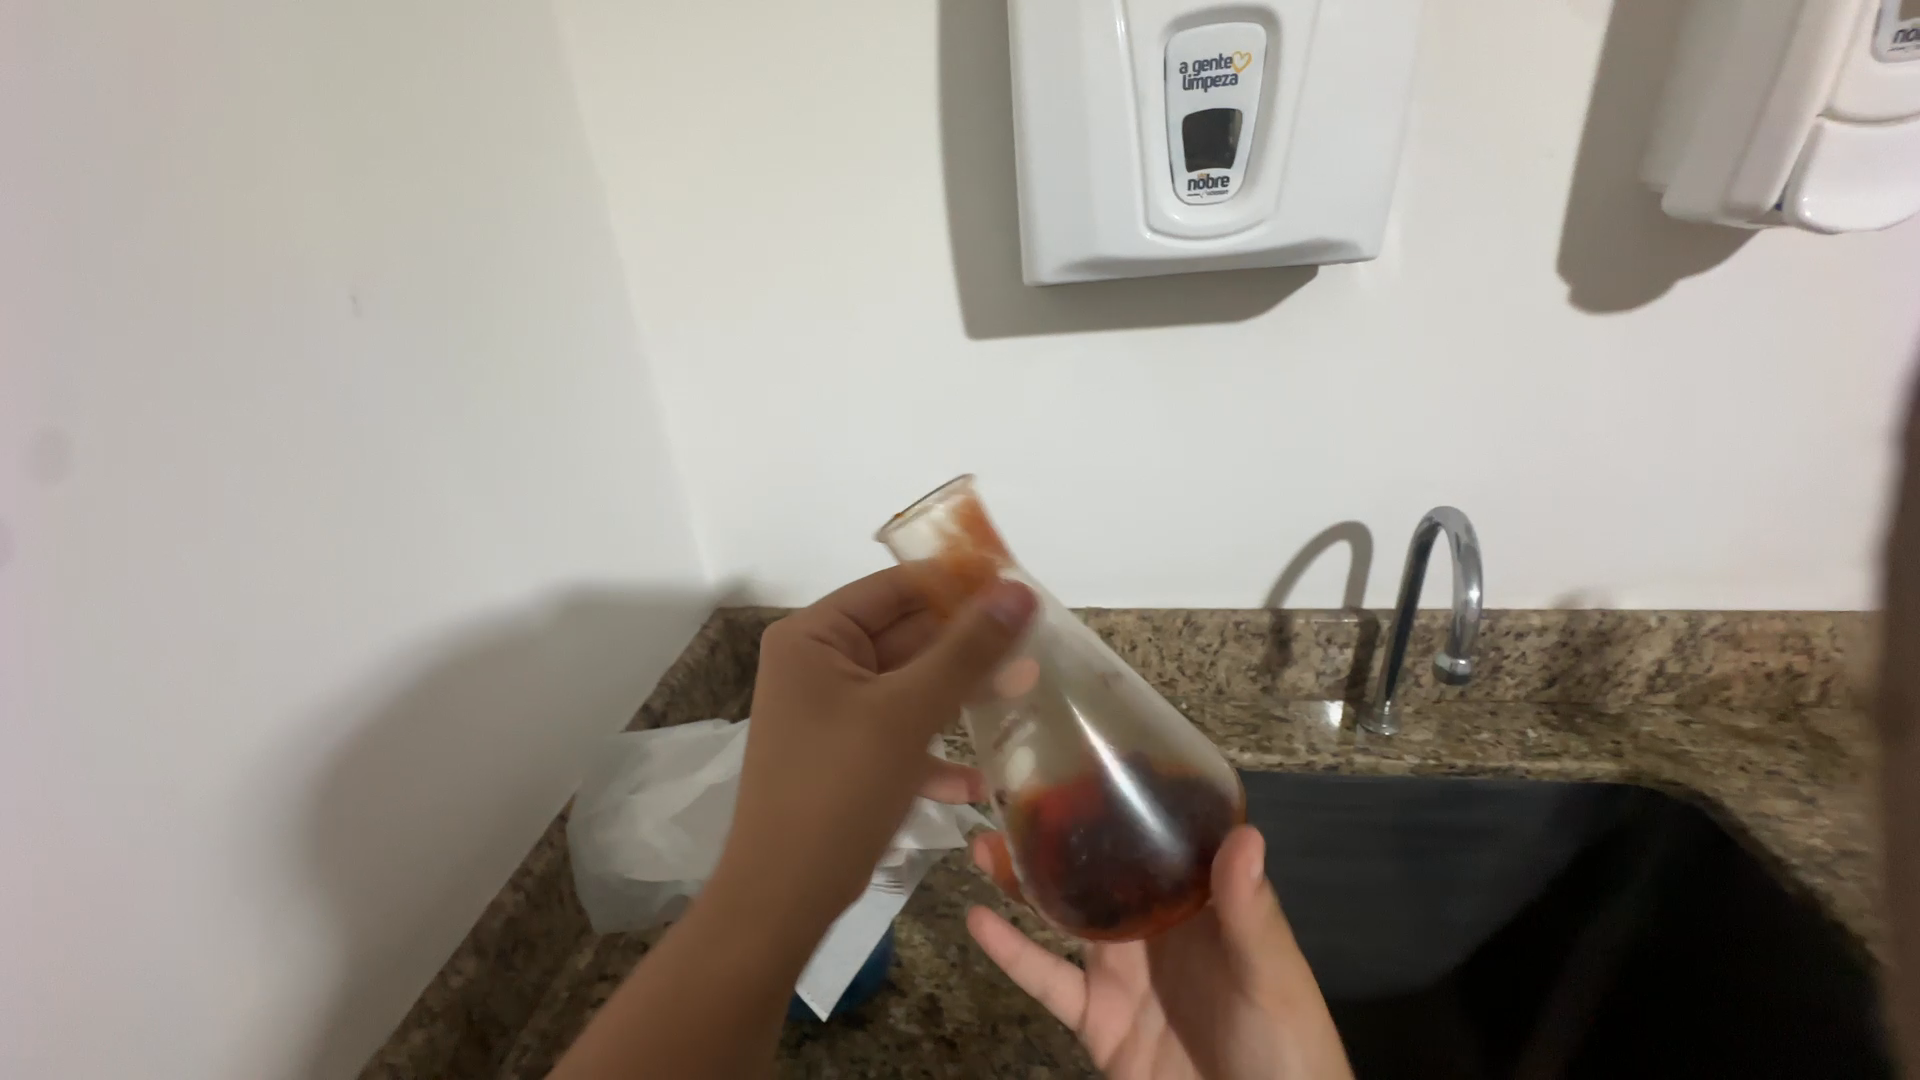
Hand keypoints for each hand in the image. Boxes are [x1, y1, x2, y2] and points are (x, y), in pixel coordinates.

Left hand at [713, 566, 1036, 929]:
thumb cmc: (839, 789)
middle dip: (967, 650)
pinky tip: (977, 780)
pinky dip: (934, 749)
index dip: (956, 585)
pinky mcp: (845, 755)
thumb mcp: (909, 712)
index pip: (896, 588)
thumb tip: (1017, 591)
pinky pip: (898, 733)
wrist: (783, 900)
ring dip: (960, 697)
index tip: (1017, 592)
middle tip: (1032, 650)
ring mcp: (830, 712)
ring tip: (1023, 698)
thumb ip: (966, 650)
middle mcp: (818, 664)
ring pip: (909, 687)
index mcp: (815, 636)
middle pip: (906, 637)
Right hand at [968, 826, 1352, 1079]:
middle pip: (1094, 869)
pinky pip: (1046, 979)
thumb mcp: (1272, 977)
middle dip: (1053, 834)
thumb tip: (1246, 832)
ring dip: (1020, 881)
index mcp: (1195, 902)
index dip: (1122, 796)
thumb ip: (1251, 913)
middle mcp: (1151, 927)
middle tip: (1009, 797)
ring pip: (1060, 914)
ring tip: (980, 844)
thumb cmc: (1284, 1047)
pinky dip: (1011, 952)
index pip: (1155, 835)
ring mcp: (1120, 972)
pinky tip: (976, 920)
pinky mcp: (1096, 1018)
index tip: (1083, 754)